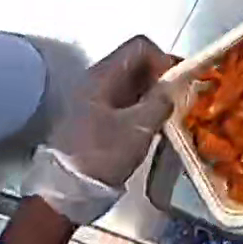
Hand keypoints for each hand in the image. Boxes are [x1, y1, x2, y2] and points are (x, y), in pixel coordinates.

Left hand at [20, 36, 177, 223]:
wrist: (62, 196)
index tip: (176, 83)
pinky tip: (153, 125)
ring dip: (153, 92)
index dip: (163, 59)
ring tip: (170, 112)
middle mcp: (96, 80)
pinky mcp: (94, 118)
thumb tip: (174, 87)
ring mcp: (94, 99)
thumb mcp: (138, 128)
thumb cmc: (100, 157)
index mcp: (103, 75)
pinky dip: (142, 106)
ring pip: (132, 82)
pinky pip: (125, 100)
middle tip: (180, 96)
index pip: (140, 46)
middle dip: (161, 75)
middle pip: (136, 62)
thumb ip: (160, 101)